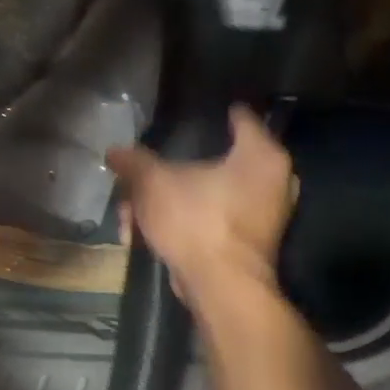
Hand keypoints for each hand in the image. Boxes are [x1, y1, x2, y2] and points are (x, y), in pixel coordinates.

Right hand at [108, 106, 297, 298]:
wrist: (219, 281)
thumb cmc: (195, 220)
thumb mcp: (152, 183)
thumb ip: (133, 162)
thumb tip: (115, 151)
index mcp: (259, 156)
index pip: (242, 119)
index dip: (217, 112)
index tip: (198, 109)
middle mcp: (273, 179)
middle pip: (215, 159)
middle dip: (169, 170)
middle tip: (141, 175)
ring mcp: (265, 210)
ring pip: (207, 190)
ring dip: (167, 198)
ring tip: (134, 212)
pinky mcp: (250, 235)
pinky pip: (211, 213)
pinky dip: (182, 216)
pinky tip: (149, 229)